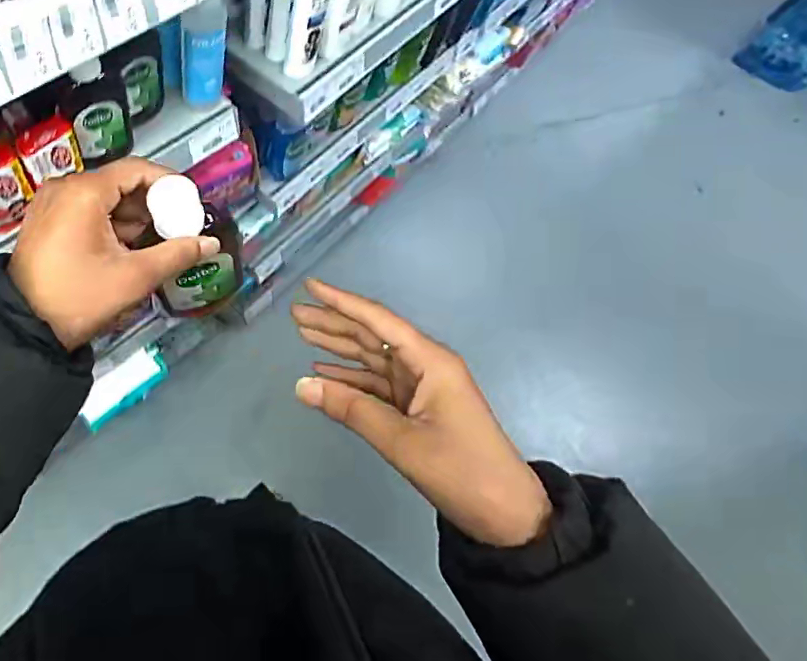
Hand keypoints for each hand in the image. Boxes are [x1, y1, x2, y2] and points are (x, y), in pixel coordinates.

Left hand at [9, 158, 219, 350]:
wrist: (23, 325)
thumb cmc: (77, 298)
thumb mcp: (133, 277)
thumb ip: (176, 254)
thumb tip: (209, 243)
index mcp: (84, 192)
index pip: (136, 169)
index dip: (168, 182)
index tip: (189, 202)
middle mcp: (64, 187)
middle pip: (119, 182)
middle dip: (151, 204)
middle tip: (176, 227)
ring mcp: (50, 202)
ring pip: (102, 196)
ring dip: (131, 216)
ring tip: (154, 243)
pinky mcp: (44, 219)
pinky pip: (84, 208)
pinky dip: (108, 221)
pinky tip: (125, 247)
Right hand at [291, 279, 551, 547]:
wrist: (510, 520)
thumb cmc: (463, 472)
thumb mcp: (402, 441)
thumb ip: (350, 409)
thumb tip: (301, 385)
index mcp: (430, 362)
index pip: (378, 321)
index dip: (342, 301)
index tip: (311, 286)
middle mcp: (425, 366)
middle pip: (372, 335)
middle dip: (334, 323)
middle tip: (295, 313)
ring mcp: (421, 387)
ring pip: (372, 357)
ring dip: (338, 347)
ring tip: (303, 334)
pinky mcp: (417, 408)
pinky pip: (376, 384)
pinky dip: (350, 378)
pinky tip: (324, 373)